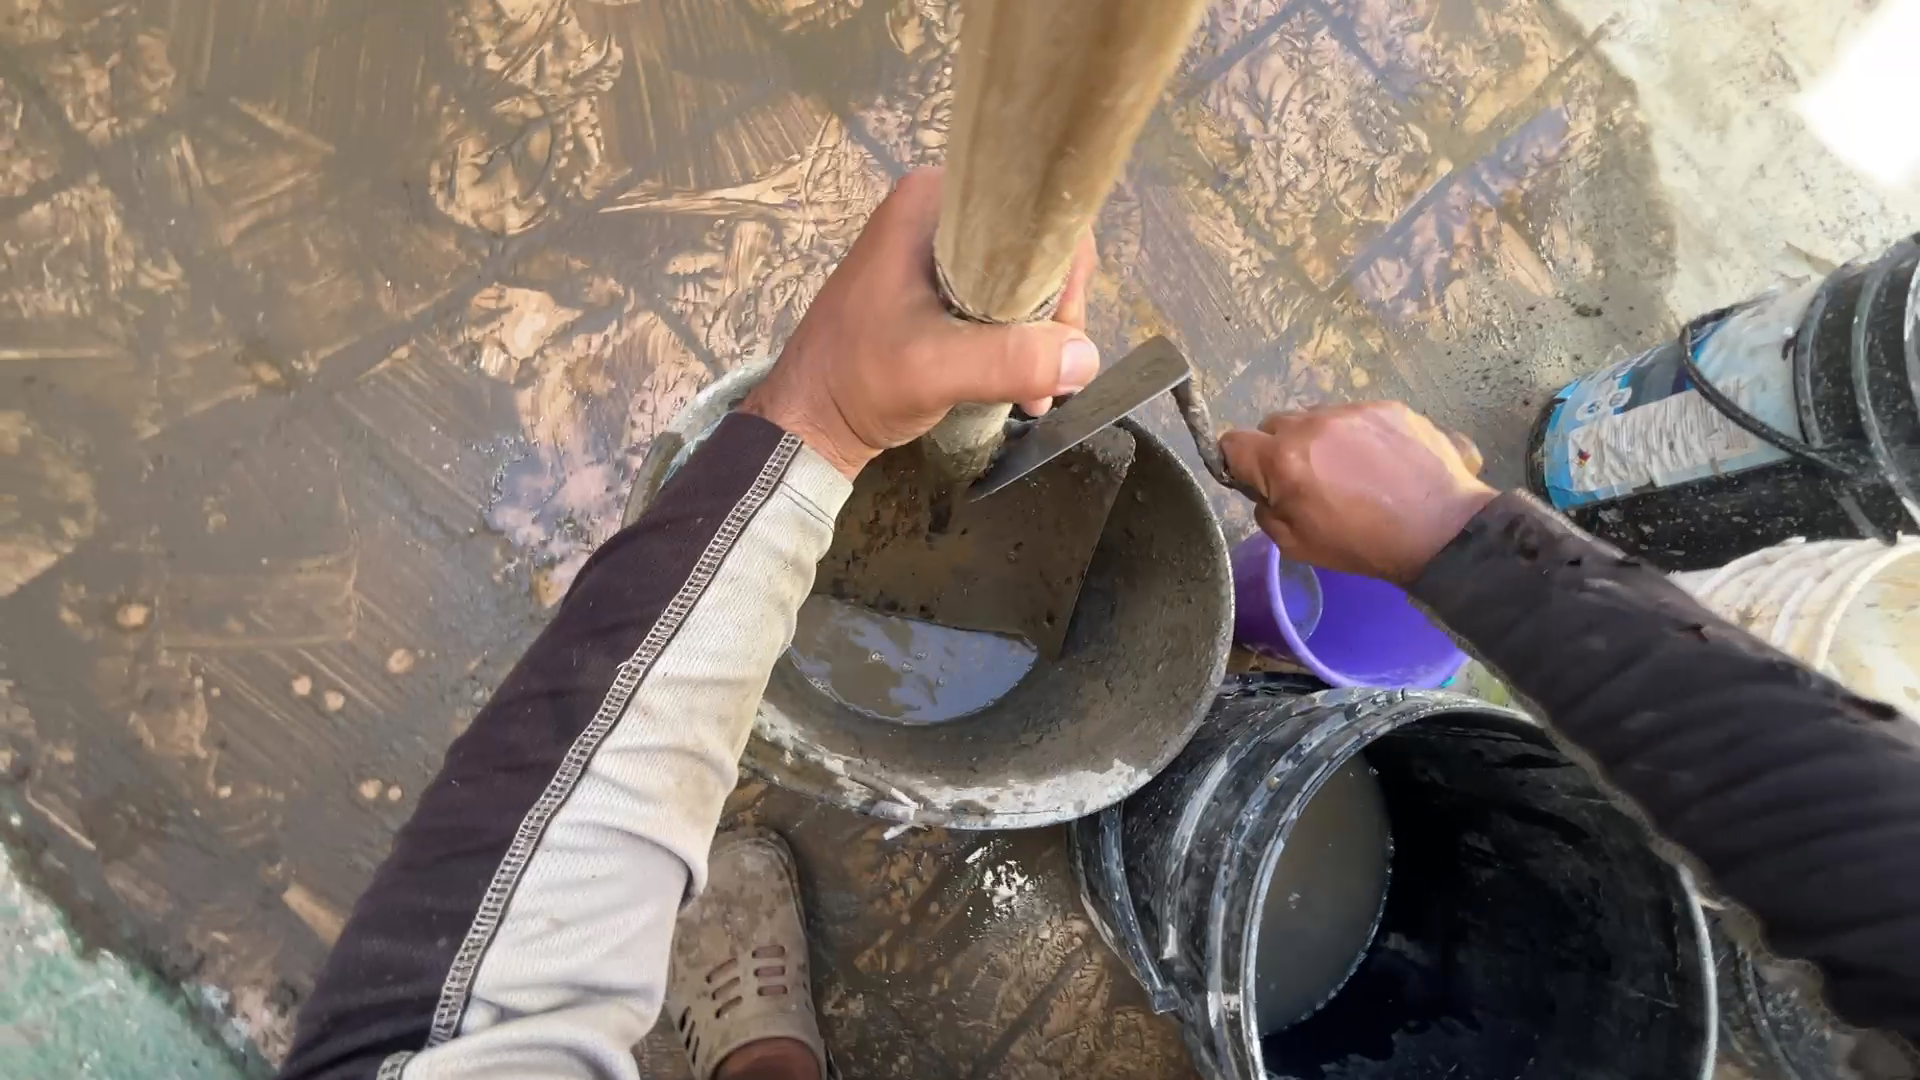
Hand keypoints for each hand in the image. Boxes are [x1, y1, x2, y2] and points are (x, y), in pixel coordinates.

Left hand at [739, 167, 1098, 477]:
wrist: (812, 419)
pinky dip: (1018, 346)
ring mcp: (941, 254)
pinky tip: (1021, 387)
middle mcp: (943, 215)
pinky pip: (1002, 306)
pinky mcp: (940, 291)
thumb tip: (1086, 358)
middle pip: (1036, 253)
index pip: (1035, 217)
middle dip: (1054, 318)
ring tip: (1037, 395)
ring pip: (1024, 284)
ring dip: (1040, 340)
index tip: (1061, 338)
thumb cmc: (859, 381)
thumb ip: (1010, 360)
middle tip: (1051, 375)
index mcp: (936, 202)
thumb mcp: (934, 368)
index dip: (1063, 277)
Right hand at [1219, 402, 1495, 584]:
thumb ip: (1266, 510)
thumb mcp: (1293, 544)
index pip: (1231, 443)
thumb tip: (1267, 491)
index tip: (1251, 477)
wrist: (1443, 533)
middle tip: (1306, 478)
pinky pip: (1357, 417)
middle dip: (1280, 448)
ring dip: (1320, 439)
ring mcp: (1354, 412)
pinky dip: (1359, 436)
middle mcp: (1312, 425)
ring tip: (1350, 470)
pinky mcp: (1390, 408)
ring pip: (1316, 417)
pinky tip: (1382, 463)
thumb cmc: (1360, 545)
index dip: (1236, 460)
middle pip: (1274, 424)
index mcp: (1282, 460)